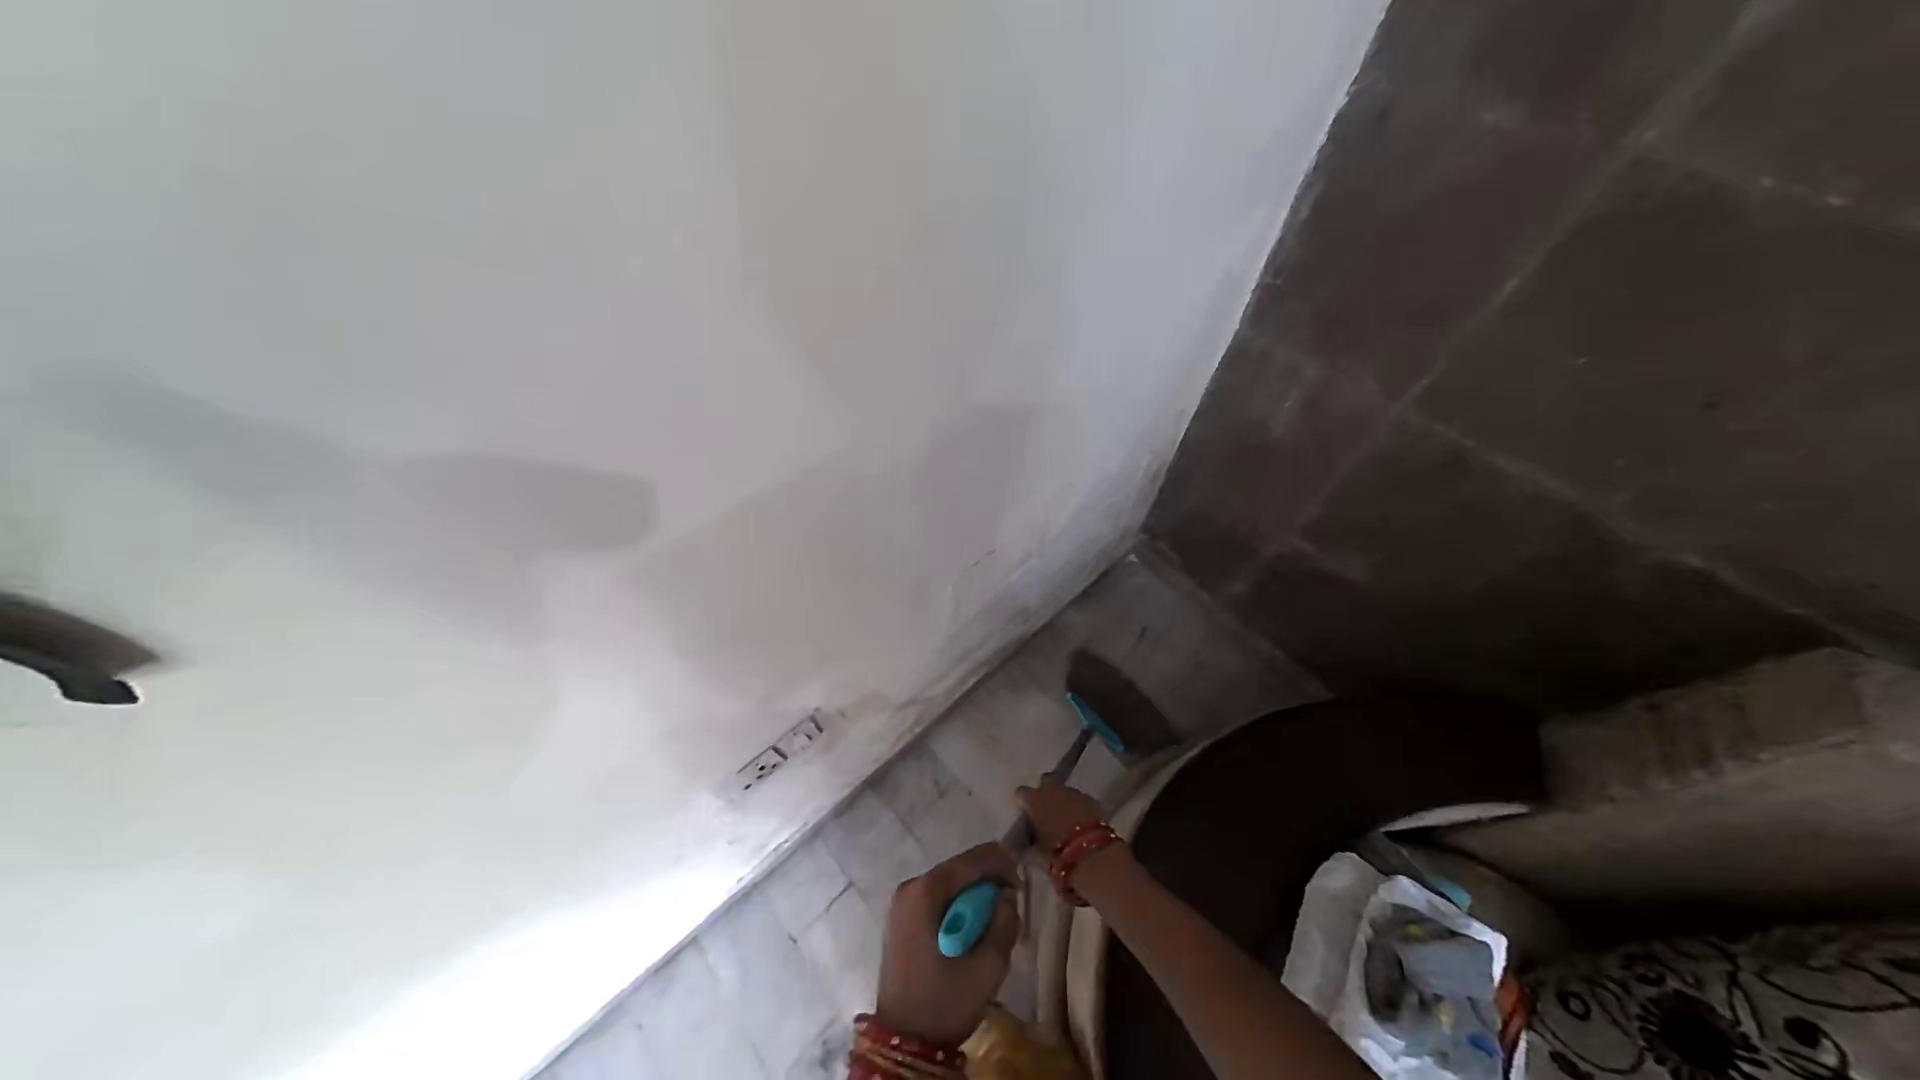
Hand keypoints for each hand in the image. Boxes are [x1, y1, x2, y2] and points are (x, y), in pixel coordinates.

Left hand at [874, 842, 1020, 1045]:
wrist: (902, 1041)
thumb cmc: (943, 1003)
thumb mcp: (987, 968)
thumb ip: (1004, 923)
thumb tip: (1007, 895)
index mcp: (926, 891)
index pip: (973, 859)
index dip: (1003, 865)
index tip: (1022, 889)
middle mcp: (911, 886)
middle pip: (961, 868)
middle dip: (989, 883)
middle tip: (1010, 911)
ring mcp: (903, 901)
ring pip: (951, 883)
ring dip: (975, 897)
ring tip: (992, 926)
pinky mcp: (903, 916)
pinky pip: (939, 897)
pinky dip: (959, 906)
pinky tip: (970, 932)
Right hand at [1014, 777, 1105, 853]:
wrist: (1090, 849)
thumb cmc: (1057, 850)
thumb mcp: (1037, 849)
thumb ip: (1032, 839)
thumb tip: (1032, 838)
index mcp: (1034, 800)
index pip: (1021, 793)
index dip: (1023, 801)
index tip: (1024, 811)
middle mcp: (1052, 790)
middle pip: (1045, 781)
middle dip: (1045, 791)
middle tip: (1046, 808)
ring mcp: (1073, 792)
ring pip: (1064, 790)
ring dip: (1063, 800)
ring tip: (1066, 818)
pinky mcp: (1090, 798)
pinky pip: (1080, 799)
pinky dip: (1079, 807)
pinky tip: (1082, 821)